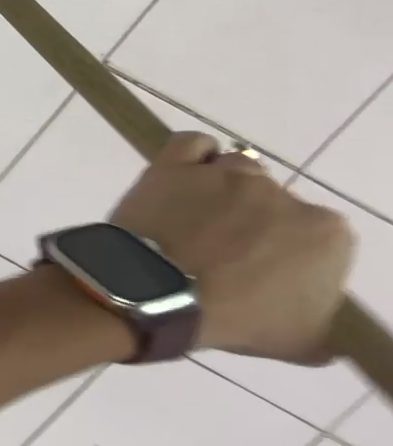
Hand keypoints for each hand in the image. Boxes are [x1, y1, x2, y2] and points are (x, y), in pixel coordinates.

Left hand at [109, 131, 354, 362]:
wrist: (159, 287)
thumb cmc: (239, 317)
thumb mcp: (307, 340)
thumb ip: (323, 320)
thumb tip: (323, 326)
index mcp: (325, 233)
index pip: (319, 232)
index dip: (294, 248)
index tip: (273, 264)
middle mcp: (277, 194)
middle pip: (273, 198)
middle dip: (257, 217)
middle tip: (230, 241)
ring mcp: (223, 173)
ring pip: (236, 168)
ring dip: (228, 185)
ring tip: (205, 211)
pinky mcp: (173, 163)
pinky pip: (191, 142)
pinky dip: (196, 151)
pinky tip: (190, 169)